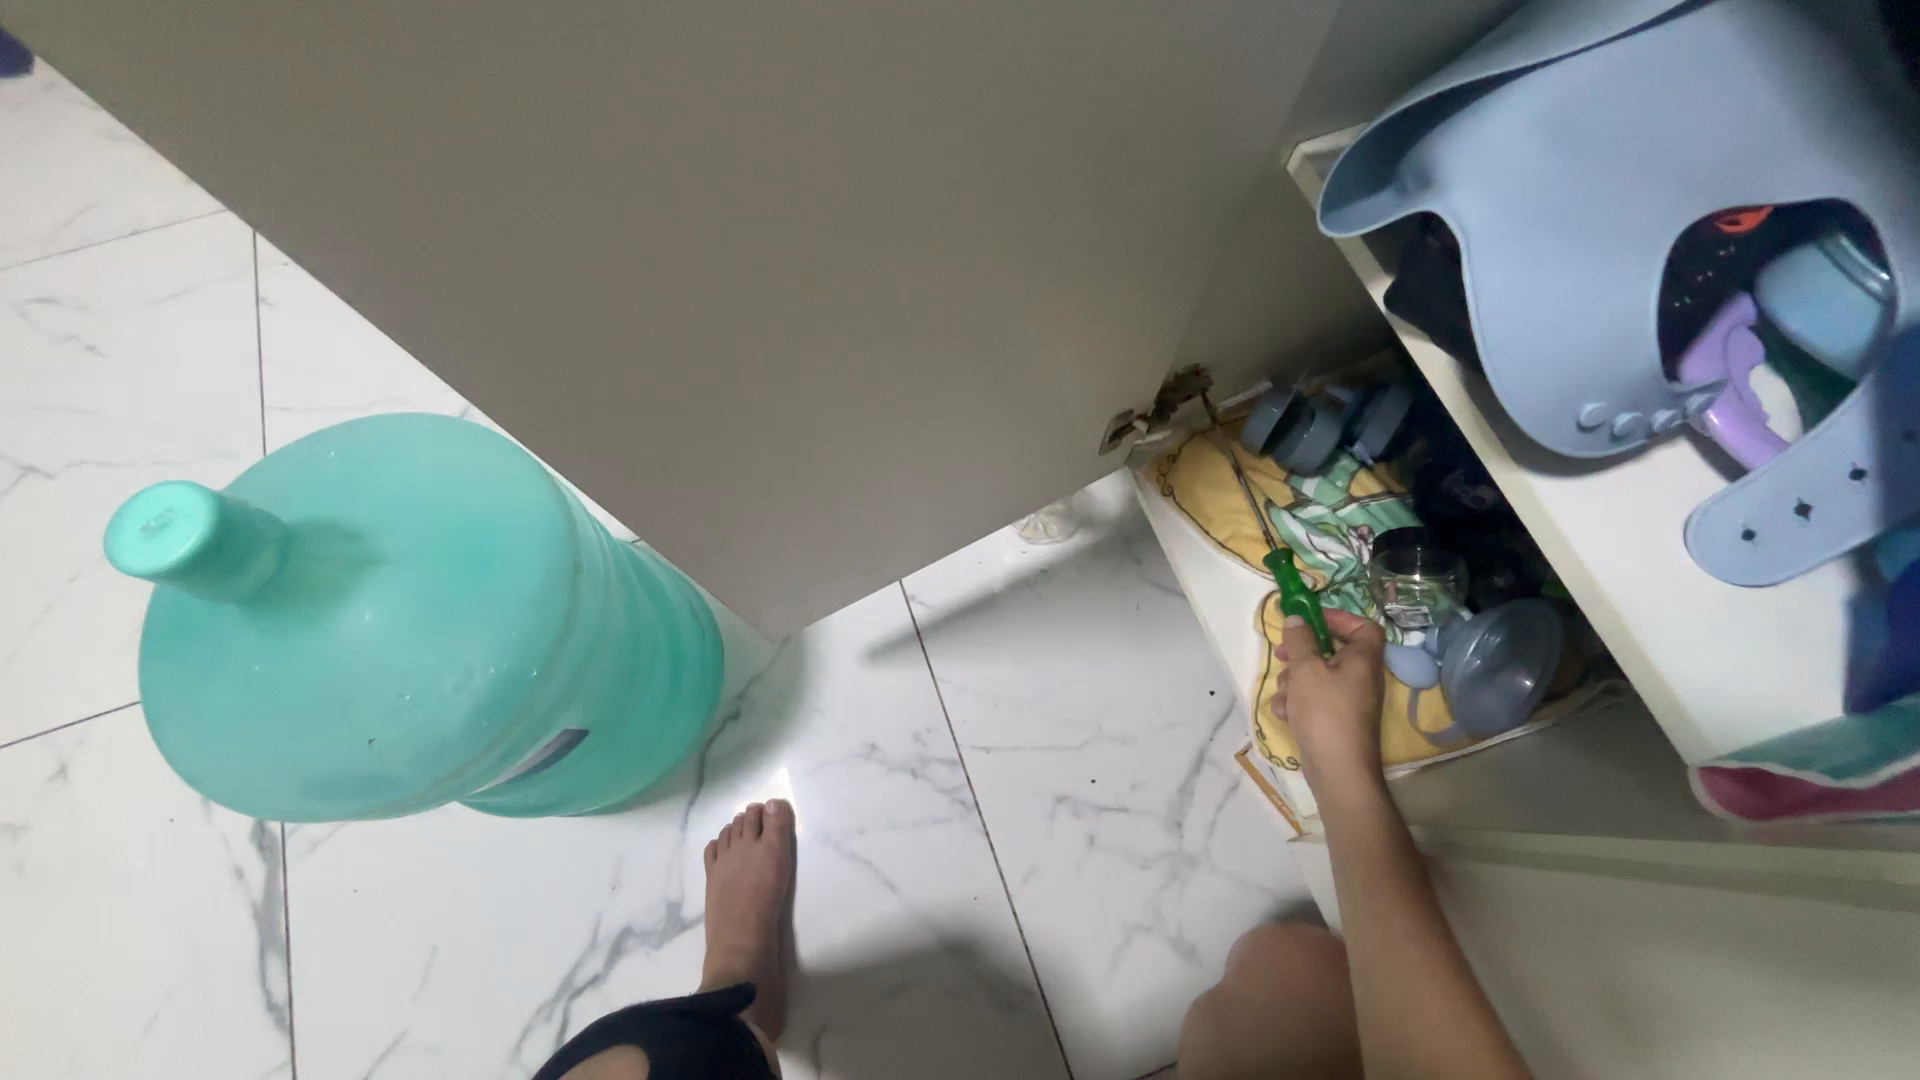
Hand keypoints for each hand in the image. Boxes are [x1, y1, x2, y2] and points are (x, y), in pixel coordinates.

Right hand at [1273, 608, 1386, 789]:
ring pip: (1316, 676)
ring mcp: (1348, 700)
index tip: (1310, 619)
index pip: (1363, 627)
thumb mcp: (1306, 670)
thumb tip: (1297, 619)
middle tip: (1283, 653)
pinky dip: (1297, 703)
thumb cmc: (1325, 711)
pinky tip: (1286, 713)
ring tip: (1285, 694)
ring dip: (1293, 681)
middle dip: (1302, 653)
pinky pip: (1313, 699)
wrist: (1337, 768)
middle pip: (1332, 651)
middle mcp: (1360, 677)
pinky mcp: (1334, 718)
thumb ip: (1299, 641)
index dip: (1339, 618)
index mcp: (1363, 660)